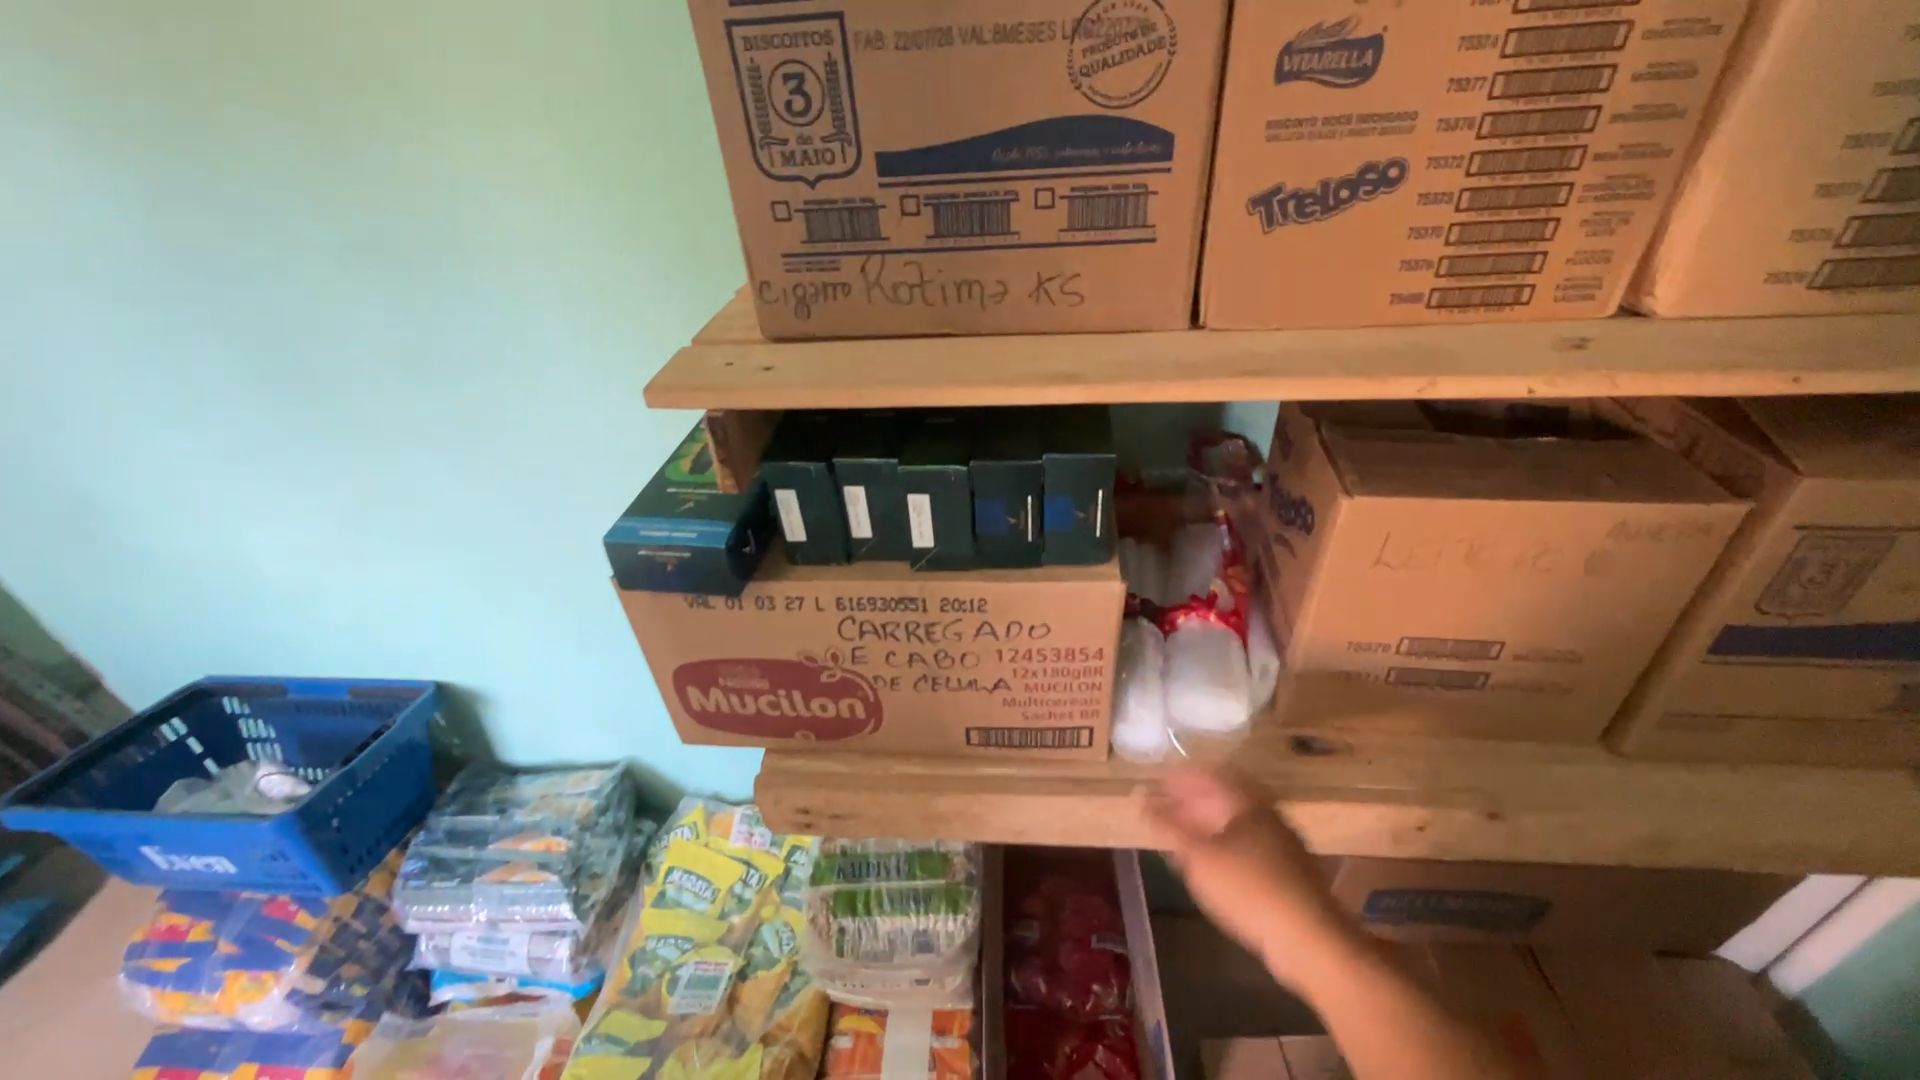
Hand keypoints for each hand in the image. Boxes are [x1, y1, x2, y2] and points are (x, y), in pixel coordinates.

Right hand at [1141, 766, 1361, 990]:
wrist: (1309, 939)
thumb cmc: (1248, 889)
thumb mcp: (1198, 857)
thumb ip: (1169, 826)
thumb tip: (1143, 797)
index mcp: (1248, 802)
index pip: (1209, 774)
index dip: (1181, 776)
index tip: (1157, 782)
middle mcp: (1269, 815)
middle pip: (1226, 796)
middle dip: (1194, 799)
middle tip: (1168, 808)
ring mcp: (1283, 843)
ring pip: (1238, 821)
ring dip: (1209, 823)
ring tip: (1184, 836)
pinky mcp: (1290, 872)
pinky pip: (1249, 844)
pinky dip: (1224, 844)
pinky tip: (1212, 864)